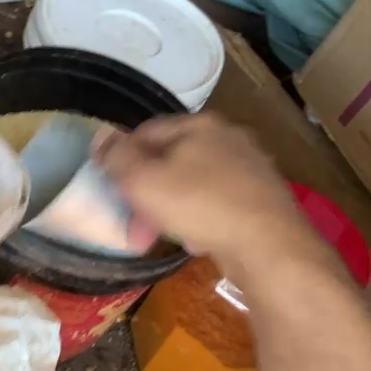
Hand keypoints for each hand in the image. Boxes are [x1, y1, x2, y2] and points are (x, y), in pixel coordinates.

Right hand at [97, 113, 336, 277]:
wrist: (269, 245)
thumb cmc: (199, 205)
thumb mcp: (143, 181)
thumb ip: (117, 157)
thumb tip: (101, 136)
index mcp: (198, 124)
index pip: (146, 131)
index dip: (122, 158)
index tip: (113, 188)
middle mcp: (228, 137)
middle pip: (171, 158)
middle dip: (147, 191)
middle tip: (134, 223)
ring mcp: (251, 166)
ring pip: (195, 182)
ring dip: (172, 206)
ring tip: (163, 235)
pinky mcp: (264, 196)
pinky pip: (219, 201)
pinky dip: (202, 217)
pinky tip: (197, 241)